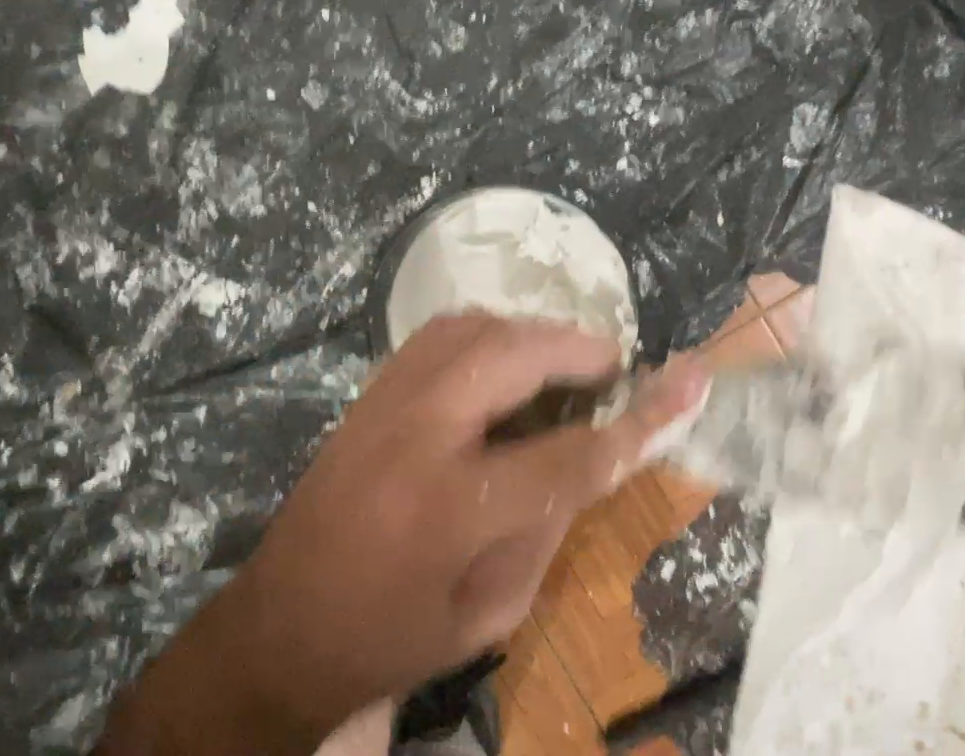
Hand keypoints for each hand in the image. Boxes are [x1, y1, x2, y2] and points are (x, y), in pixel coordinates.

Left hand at [98, 315, 707, 755]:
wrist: (278, 628)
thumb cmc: (390, 637)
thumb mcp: (489, 613)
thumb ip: (548, 528)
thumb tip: (591, 457)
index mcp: (451, 509)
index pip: (569, 454)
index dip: (637, 424)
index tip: (686, 387)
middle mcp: (415, 436)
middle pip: (514, 355)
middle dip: (579, 349)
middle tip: (615, 363)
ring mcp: (383, 405)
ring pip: (472, 328)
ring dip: (531, 333)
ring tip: (566, 359)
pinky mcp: (366, 394)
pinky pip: (437, 336)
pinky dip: (486, 333)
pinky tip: (507, 359)